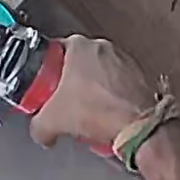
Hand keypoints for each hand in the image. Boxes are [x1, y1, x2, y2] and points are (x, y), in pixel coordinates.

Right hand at [29, 35, 157, 152]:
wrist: (139, 127)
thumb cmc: (100, 111)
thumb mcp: (52, 121)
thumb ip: (39, 126)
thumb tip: (40, 133)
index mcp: (79, 46)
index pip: (54, 51)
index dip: (47, 70)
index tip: (47, 83)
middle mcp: (103, 47)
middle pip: (78, 62)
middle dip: (72, 81)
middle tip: (67, 100)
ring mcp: (124, 59)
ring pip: (101, 72)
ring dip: (94, 88)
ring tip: (88, 110)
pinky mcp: (141, 75)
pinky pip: (119, 84)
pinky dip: (112, 96)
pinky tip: (107, 114)